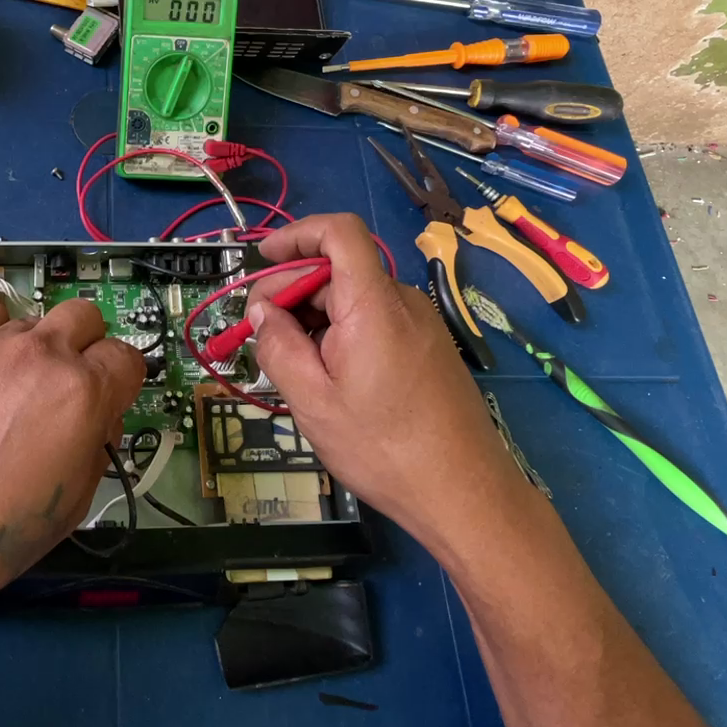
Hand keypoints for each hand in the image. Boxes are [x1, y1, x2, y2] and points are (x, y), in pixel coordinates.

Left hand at [0, 297, 144, 593]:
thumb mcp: (77, 500)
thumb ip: (99, 442)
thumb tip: (99, 414)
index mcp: (84, 394)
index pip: (126, 356)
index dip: (120, 379)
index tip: (108, 394)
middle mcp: (43, 355)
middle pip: (84, 316)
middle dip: (84, 345)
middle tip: (63, 382)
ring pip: (32, 321)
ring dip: (32, 348)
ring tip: (5, 390)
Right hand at [245, 213, 526, 547]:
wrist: (465, 495)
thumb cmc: (383, 447)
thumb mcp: (313, 400)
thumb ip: (278, 346)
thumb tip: (262, 312)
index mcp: (373, 303)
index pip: (339, 231)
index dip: (297, 234)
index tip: (264, 260)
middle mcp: (402, 301)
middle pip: (338, 269)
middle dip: (291, 290)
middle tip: (261, 335)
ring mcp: (420, 323)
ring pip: (352, 298)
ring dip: (313, 317)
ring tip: (292, 365)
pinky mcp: (427, 347)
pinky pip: (372, 320)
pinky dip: (339, 333)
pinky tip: (327, 375)